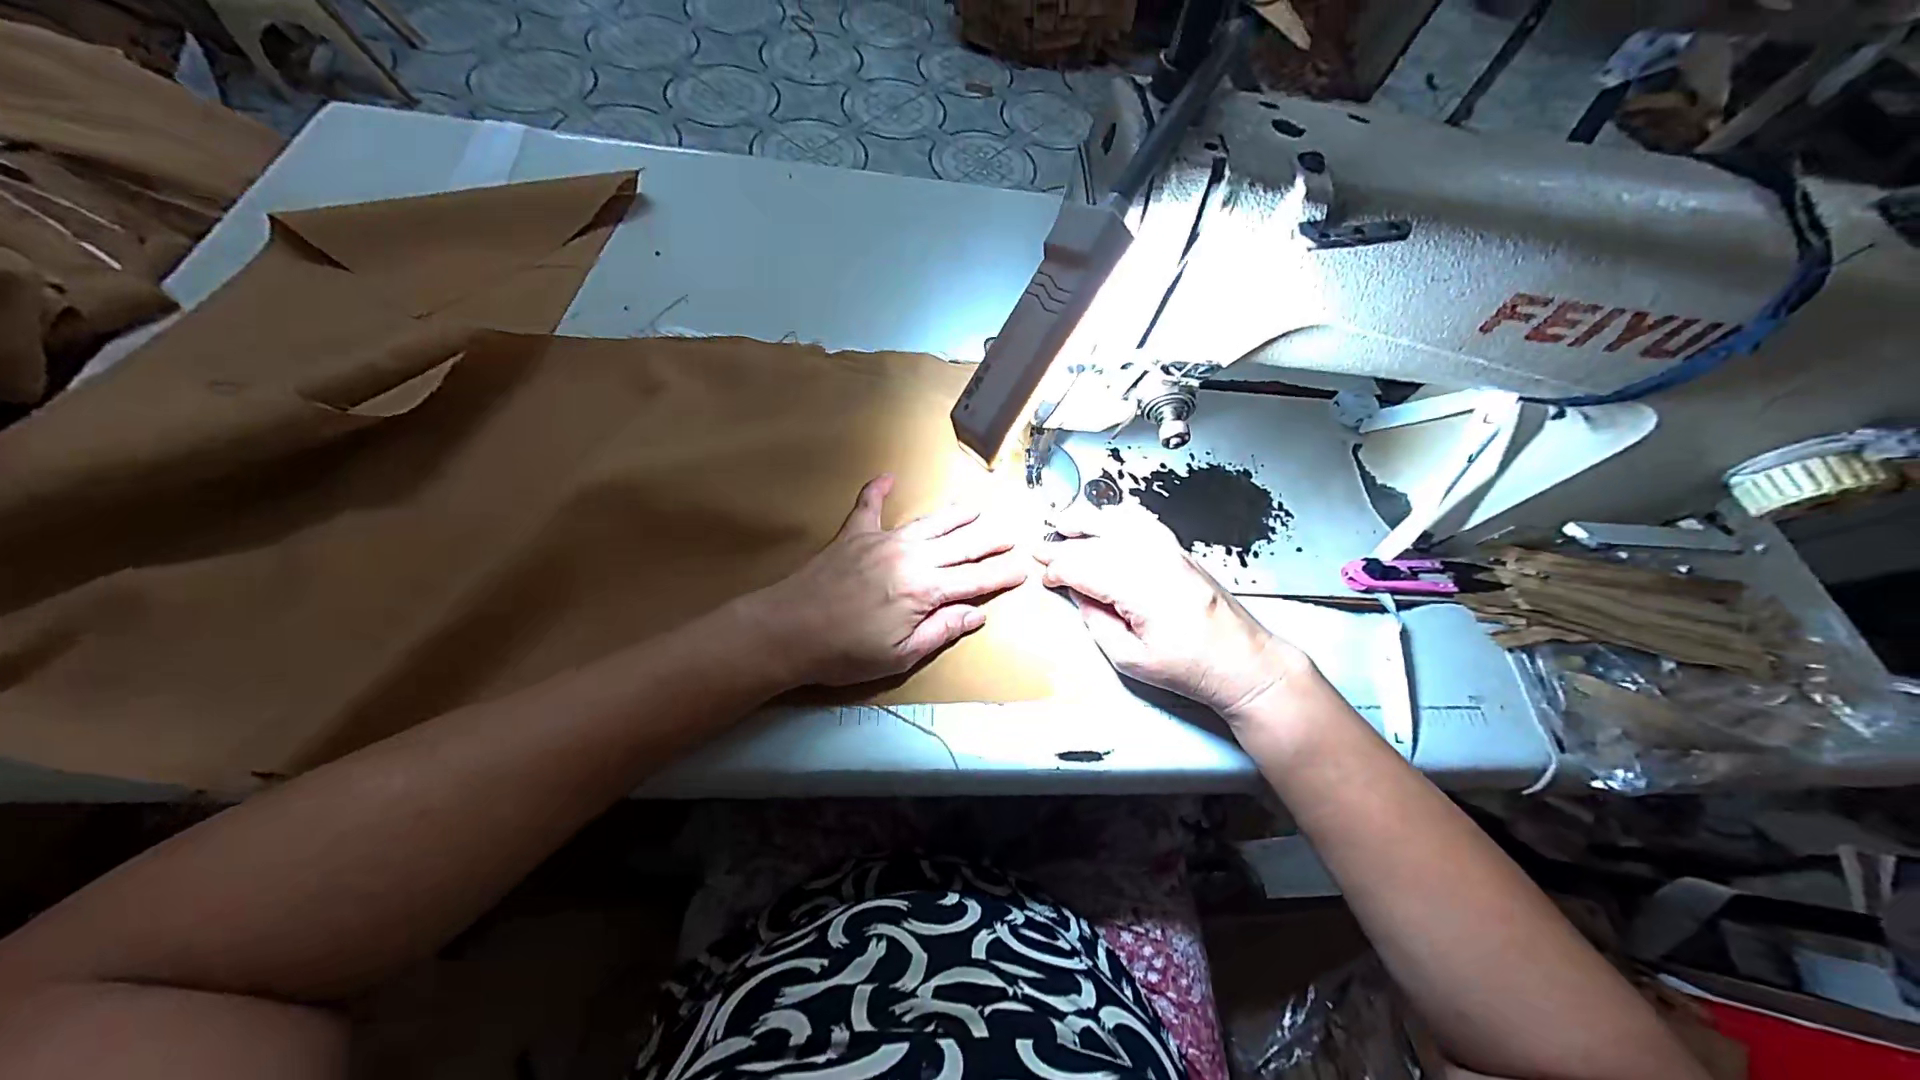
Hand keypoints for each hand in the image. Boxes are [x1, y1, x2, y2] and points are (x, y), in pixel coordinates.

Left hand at [737, 474, 1028, 687]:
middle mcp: (910, 557)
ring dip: (954, 515)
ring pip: (928, 523)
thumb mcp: (899, 656)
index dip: (1002, 575)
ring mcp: (881, 541)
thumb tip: (976, 614)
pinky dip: (878, 490)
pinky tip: (888, 476)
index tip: (1024, 568)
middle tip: (1012, 533)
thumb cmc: (844, 653)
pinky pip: (868, 506)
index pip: (974, 580)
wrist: (787, 630)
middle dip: (990, 540)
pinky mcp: (853, 536)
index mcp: (924, 590)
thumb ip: (940, 631)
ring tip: (975, 506)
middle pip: (960, 545)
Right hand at [1033, 504, 1311, 720]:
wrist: (1243, 662)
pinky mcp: (1180, 550)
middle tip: (1040, 548)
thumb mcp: (1131, 658)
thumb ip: (1096, 621)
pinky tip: (1105, 522)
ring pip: (1118, 525)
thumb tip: (1079, 595)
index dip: (1056, 570)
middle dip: (1064, 546)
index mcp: (1140, 587)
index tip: (1044, 578)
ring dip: (1087, 524)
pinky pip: (1141, 523)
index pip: (1083, 567)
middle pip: (1096, 543)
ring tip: (1064, 525)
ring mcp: (1171, 550)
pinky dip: (1117, 519)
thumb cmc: (1193, 667)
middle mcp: (1156, 560)